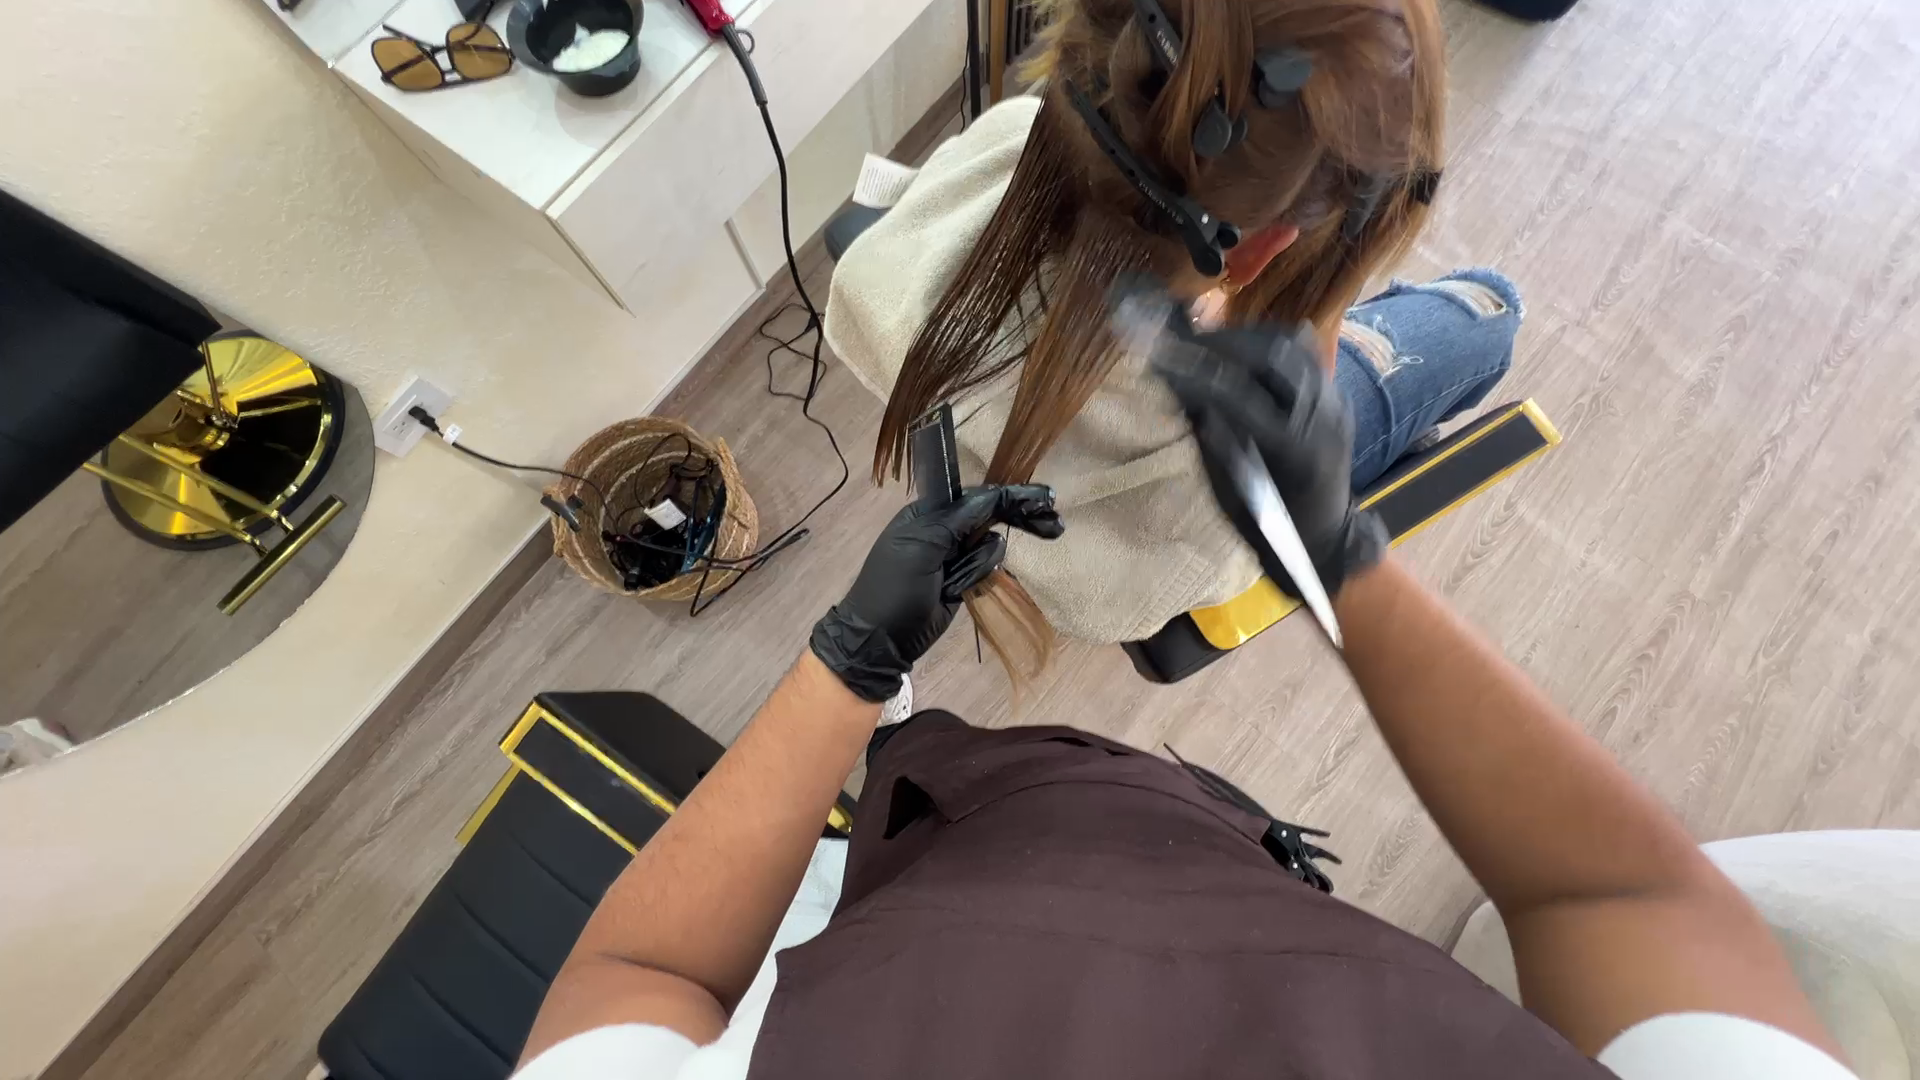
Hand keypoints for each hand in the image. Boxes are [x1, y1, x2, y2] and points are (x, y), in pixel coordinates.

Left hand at [810, 485, 1063, 701]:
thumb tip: (991, 497)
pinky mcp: (961, 579)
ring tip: (953, 585)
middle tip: (1054, 526)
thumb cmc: (894, 588)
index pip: (977, 497)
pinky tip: (958, 590)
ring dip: (980, 565)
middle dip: (1019, 519)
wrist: (881, 640)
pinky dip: (979, 578)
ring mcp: (954, 555)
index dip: (1010, 496)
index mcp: (929, 513)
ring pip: (989, 547)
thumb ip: (957, 520)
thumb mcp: (922, 546)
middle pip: (990, 516)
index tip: (1045, 497)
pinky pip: (984, 570)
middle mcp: (945, 529)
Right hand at [1155, 319, 1385, 599]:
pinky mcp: (1334, 389)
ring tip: (1204, 343)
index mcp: (1294, 448)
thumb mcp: (1231, 488)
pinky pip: (1302, 350)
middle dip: (1219, 345)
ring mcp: (1334, 397)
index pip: (1240, 395)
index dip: (1197, 373)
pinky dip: (1265, 342)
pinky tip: (1237, 348)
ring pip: (1289, 344)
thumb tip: (1183, 388)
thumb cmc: (1268, 523)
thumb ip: (1212, 436)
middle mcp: (1322, 413)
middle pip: (1271, 356)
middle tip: (1178, 343)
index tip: (1160, 357)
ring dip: (1241, 338)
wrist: (1324, 532)